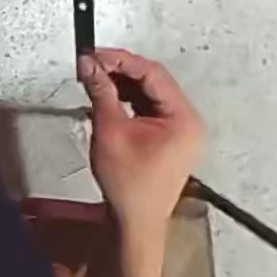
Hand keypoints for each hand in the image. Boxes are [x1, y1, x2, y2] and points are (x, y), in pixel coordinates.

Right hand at [77, 48, 205, 233]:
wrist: (135, 221)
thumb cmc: (129, 185)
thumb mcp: (110, 130)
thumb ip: (100, 91)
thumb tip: (89, 64)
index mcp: (182, 118)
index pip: (152, 73)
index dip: (121, 60)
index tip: (95, 55)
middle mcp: (187, 120)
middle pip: (153, 79)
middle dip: (120, 69)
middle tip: (92, 63)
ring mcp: (179, 128)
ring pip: (149, 90)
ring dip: (122, 82)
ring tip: (95, 78)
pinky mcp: (167, 135)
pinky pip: (147, 104)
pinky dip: (127, 96)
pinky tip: (107, 94)